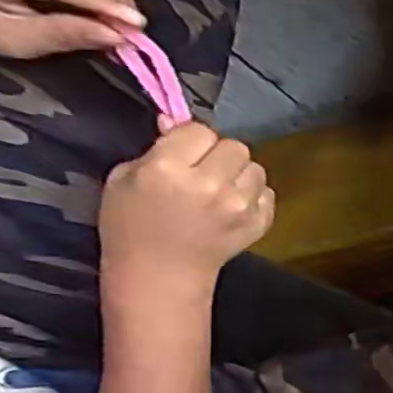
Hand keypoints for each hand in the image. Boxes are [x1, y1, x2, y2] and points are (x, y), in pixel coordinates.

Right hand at [99, 124, 273, 293]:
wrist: (163, 271)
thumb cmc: (132, 223)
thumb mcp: (125, 179)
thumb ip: (155, 148)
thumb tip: (175, 122)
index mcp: (169, 169)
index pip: (200, 130)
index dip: (192, 139)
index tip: (185, 151)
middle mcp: (211, 184)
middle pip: (235, 146)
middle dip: (220, 154)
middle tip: (206, 170)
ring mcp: (240, 205)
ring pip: (256, 168)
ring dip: (240, 174)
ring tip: (221, 189)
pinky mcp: (260, 221)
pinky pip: (267, 193)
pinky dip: (253, 196)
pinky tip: (234, 206)